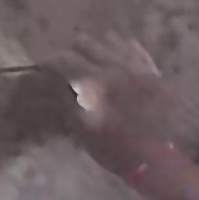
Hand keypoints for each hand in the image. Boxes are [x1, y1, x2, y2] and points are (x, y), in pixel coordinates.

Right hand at [63, 35, 198, 199]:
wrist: (154, 160)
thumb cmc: (113, 148)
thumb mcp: (81, 128)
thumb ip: (65, 100)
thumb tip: (53, 82)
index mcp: (95, 82)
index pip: (64, 59)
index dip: (50, 62)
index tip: (44, 67)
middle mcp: (115, 67)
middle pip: (85, 42)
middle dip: (71, 52)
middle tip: (68, 66)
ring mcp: (136, 66)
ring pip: (110, 39)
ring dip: (96, 49)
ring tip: (92, 62)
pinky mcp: (153, 72)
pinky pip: (134, 48)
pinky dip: (120, 50)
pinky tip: (115, 60)